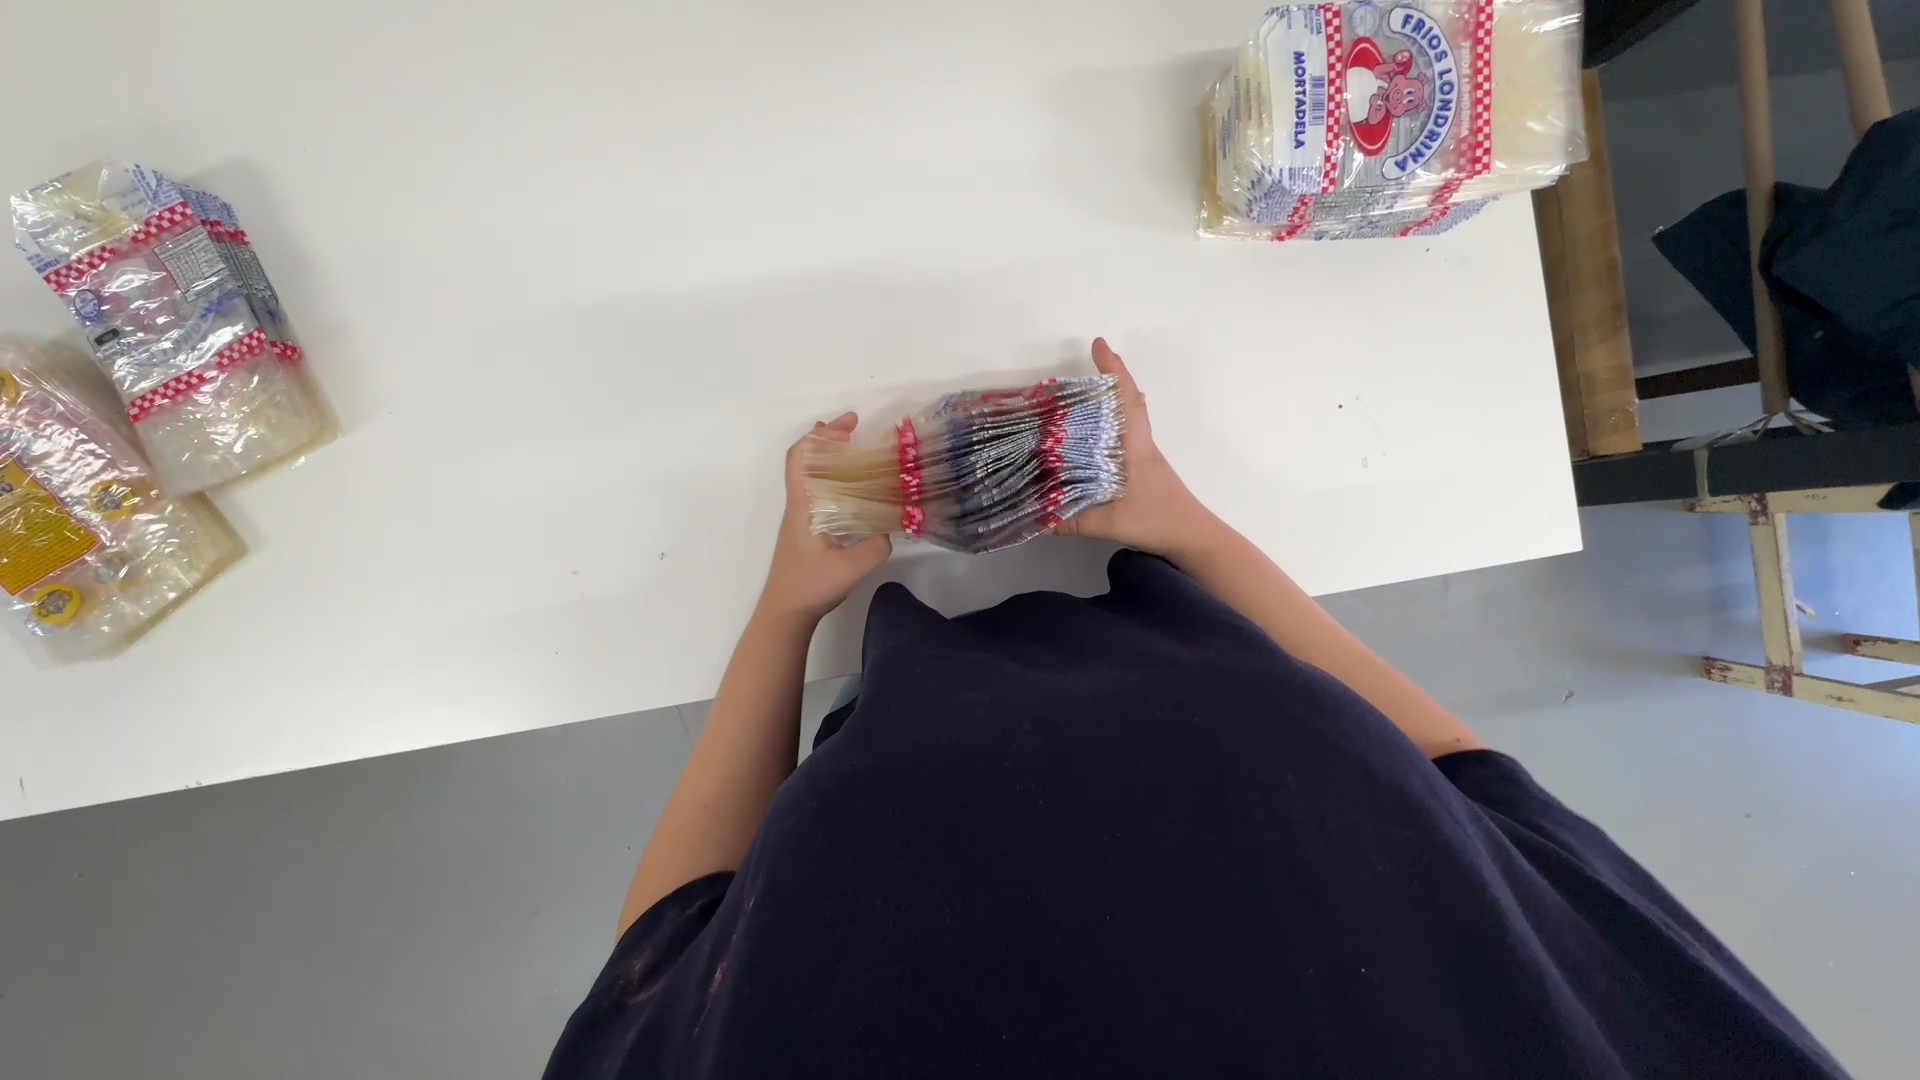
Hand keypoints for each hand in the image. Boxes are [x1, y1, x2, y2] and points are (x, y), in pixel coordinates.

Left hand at [759, 412, 892, 620]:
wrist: (784, 613)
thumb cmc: (809, 586)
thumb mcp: (850, 568)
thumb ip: (875, 546)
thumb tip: (890, 529)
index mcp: (803, 507)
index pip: (800, 459)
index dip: (821, 436)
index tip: (847, 425)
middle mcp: (799, 507)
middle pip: (806, 461)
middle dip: (829, 439)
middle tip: (856, 428)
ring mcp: (801, 519)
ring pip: (812, 477)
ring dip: (831, 459)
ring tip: (857, 451)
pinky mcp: (806, 532)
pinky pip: (819, 494)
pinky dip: (835, 481)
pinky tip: (856, 492)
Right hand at [1050, 338, 1223, 559]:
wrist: (1194, 537)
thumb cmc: (1157, 520)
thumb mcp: (1108, 523)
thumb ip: (1069, 521)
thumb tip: (1032, 520)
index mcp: (1134, 447)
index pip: (1125, 398)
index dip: (1113, 369)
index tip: (1099, 344)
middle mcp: (1141, 445)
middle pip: (1129, 402)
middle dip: (1110, 380)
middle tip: (1085, 369)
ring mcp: (1146, 457)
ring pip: (1129, 419)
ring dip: (1111, 403)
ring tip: (1084, 398)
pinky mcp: (1146, 471)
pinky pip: (1127, 437)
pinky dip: (1112, 427)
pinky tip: (1095, 440)